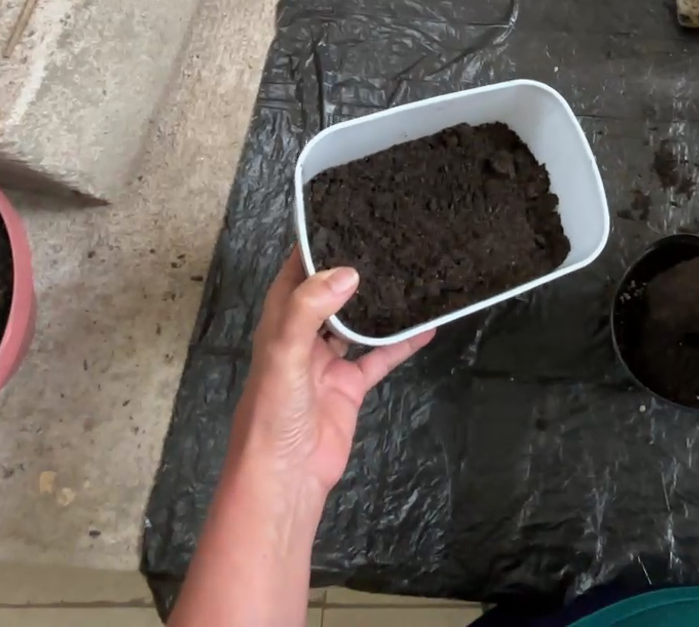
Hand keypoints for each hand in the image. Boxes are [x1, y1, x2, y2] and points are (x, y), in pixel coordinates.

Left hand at [232, 249, 434, 497]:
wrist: (285, 481)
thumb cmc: (272, 418)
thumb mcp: (284, 357)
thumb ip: (309, 311)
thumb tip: (347, 273)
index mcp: (279, 324)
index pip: (295, 274)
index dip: (314, 247)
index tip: (343, 218)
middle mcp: (303, 338)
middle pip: (329, 294)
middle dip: (351, 270)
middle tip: (385, 242)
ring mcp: (328, 363)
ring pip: (357, 322)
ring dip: (378, 303)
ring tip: (407, 275)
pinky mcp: (350, 386)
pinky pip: (380, 357)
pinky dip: (402, 342)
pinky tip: (426, 326)